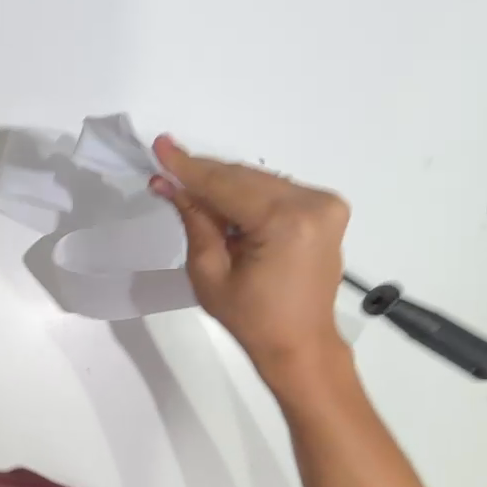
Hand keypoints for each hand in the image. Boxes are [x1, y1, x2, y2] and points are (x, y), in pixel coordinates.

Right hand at [151, 137, 350, 384]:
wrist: (300, 341)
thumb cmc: (250, 316)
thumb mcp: (208, 271)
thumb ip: (194, 220)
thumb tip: (169, 184)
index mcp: (286, 222)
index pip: (225, 185)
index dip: (188, 167)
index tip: (161, 145)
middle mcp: (313, 203)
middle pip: (244, 178)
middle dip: (202, 175)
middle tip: (164, 170)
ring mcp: (325, 204)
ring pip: (258, 181)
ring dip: (221, 184)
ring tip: (186, 189)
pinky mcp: (326, 209)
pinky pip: (274, 191)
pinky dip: (244, 194)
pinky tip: (218, 203)